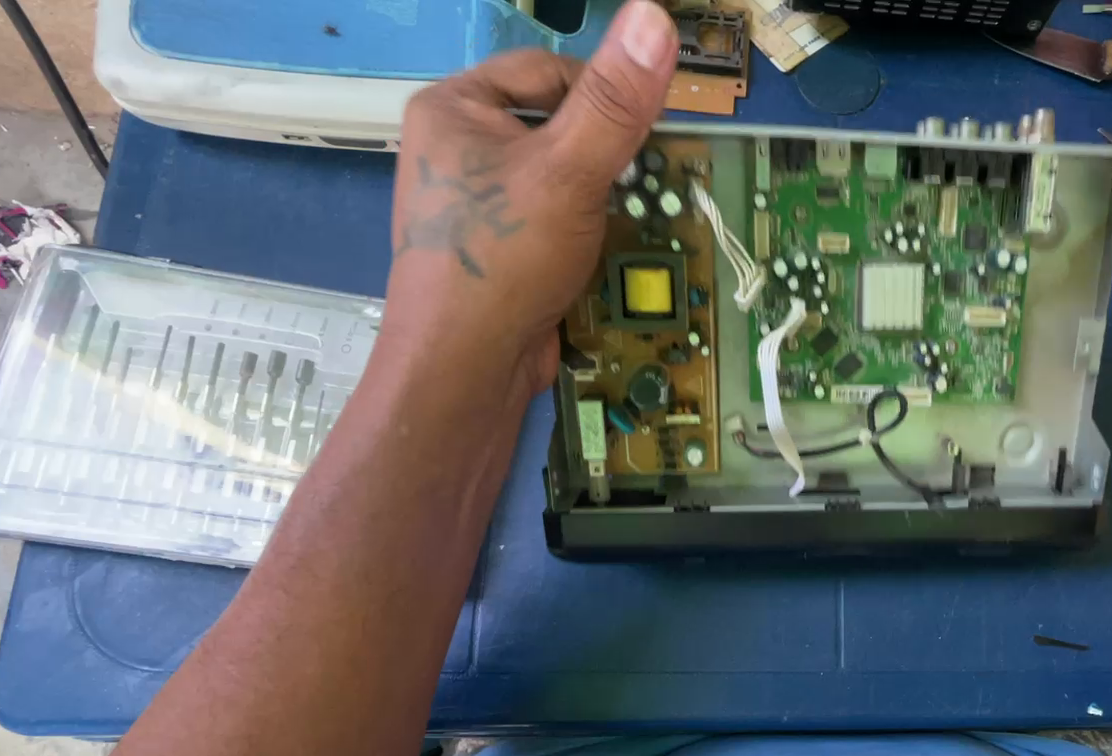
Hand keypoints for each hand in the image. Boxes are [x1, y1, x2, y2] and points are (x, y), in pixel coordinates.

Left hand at [377, 1, 677, 388]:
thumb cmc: (507, 258)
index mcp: (455, 109)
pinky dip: (584, 235)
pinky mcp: (498, 254)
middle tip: (642, 184)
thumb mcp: (567, 172)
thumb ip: (614, 103)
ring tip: (628, 221)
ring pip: (557, 182)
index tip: (645, 135)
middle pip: (553, 129)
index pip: (545, 73)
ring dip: (600, 200)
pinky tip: (604, 254)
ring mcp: (477, 208)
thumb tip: (656, 17)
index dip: (603, 97)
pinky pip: (551, 225)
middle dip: (603, 158)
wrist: (469, 365)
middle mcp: (458, 151)